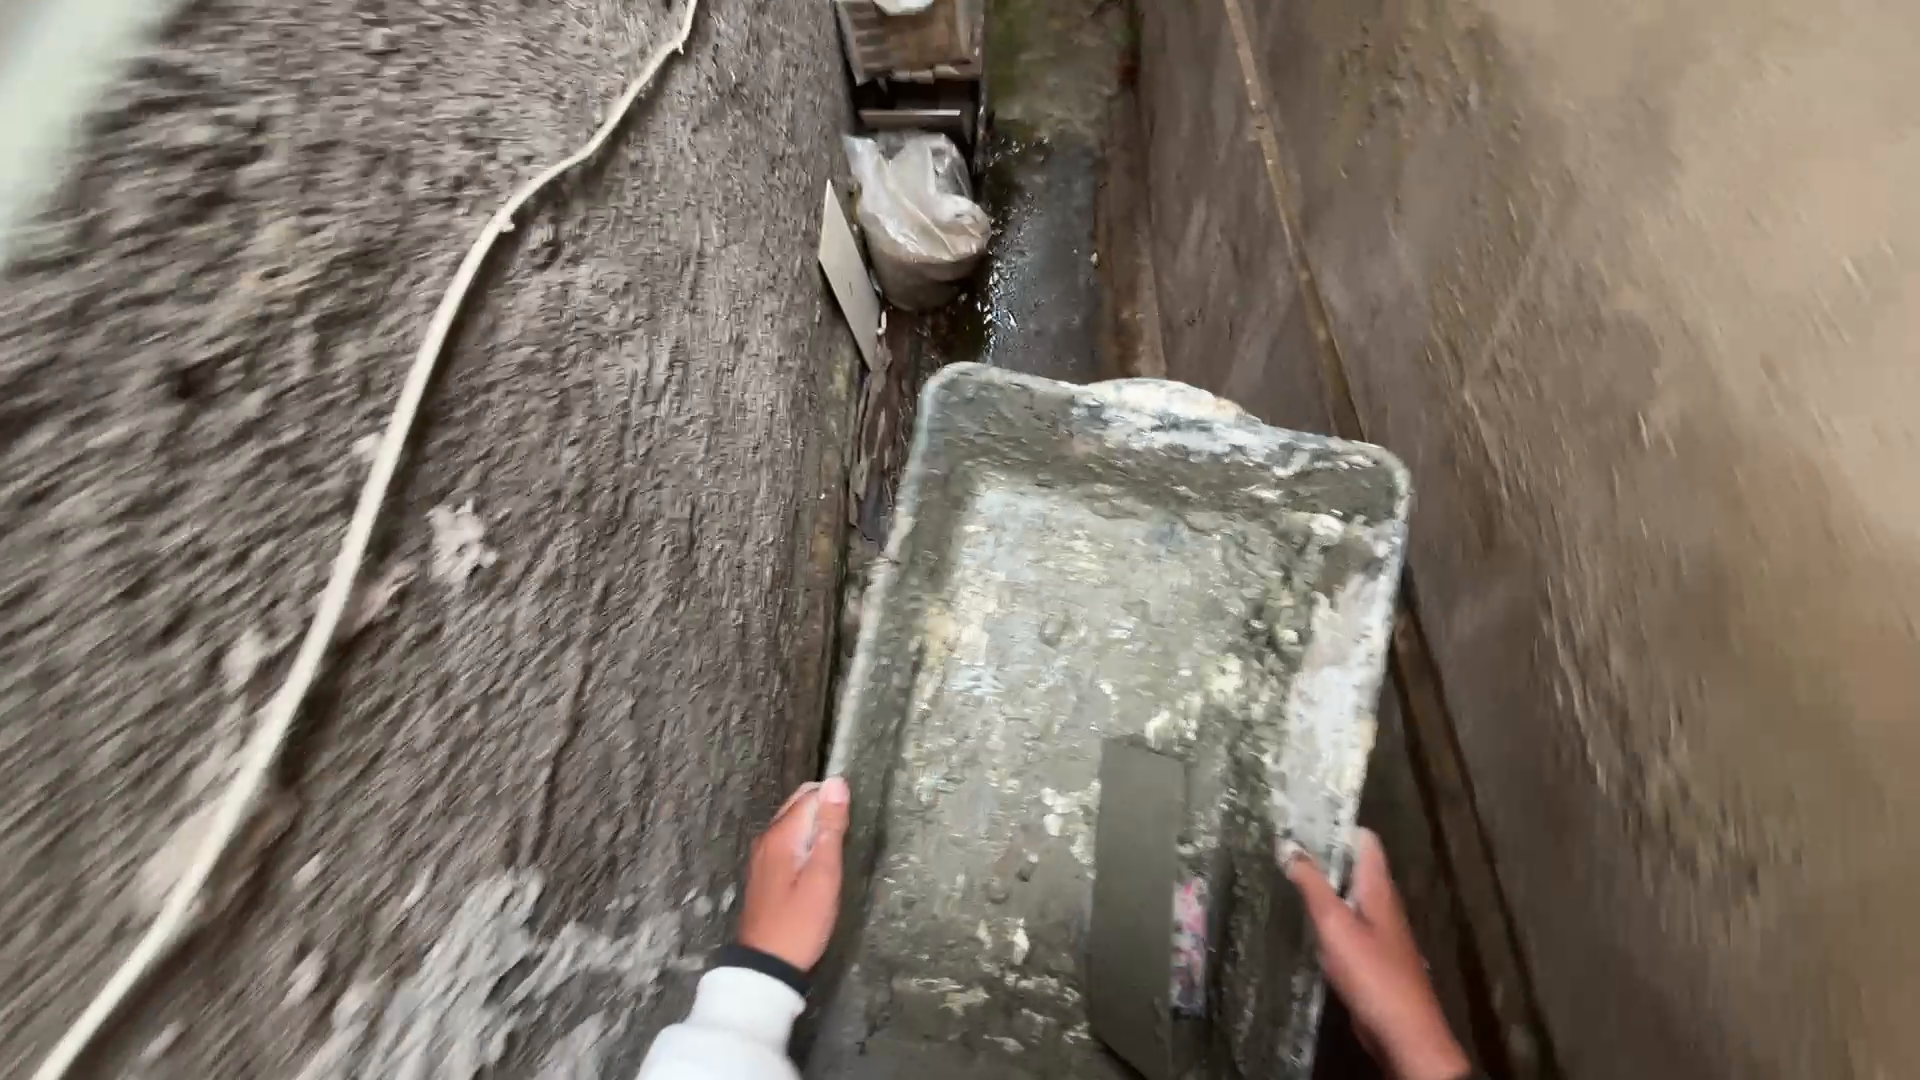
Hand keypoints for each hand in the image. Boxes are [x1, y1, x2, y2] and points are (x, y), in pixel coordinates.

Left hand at [736, 777, 849, 970]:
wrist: (765, 968)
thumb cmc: (801, 922)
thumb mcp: (824, 875)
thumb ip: (831, 828)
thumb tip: (837, 782)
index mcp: (782, 833)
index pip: (812, 795)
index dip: (836, 801)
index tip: (854, 822)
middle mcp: (767, 836)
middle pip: (799, 803)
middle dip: (825, 808)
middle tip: (849, 833)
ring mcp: (762, 854)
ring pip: (793, 821)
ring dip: (816, 824)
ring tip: (838, 847)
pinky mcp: (764, 870)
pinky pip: (787, 839)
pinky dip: (805, 839)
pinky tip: (819, 860)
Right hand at [1283, 829, 1470, 1079]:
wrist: (1405, 1036)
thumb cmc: (1372, 973)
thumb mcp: (1334, 923)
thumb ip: (1311, 883)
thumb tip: (1288, 844)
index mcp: (1378, 889)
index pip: (1365, 841)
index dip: (1338, 824)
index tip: (1304, 814)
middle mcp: (1383, 904)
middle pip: (1356, 866)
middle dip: (1325, 851)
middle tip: (1286, 839)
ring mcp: (1381, 932)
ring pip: (1351, 894)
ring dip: (1325, 881)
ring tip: (1290, 871)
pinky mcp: (1374, 956)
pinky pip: (1348, 921)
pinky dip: (1328, 911)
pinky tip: (1307, 918)